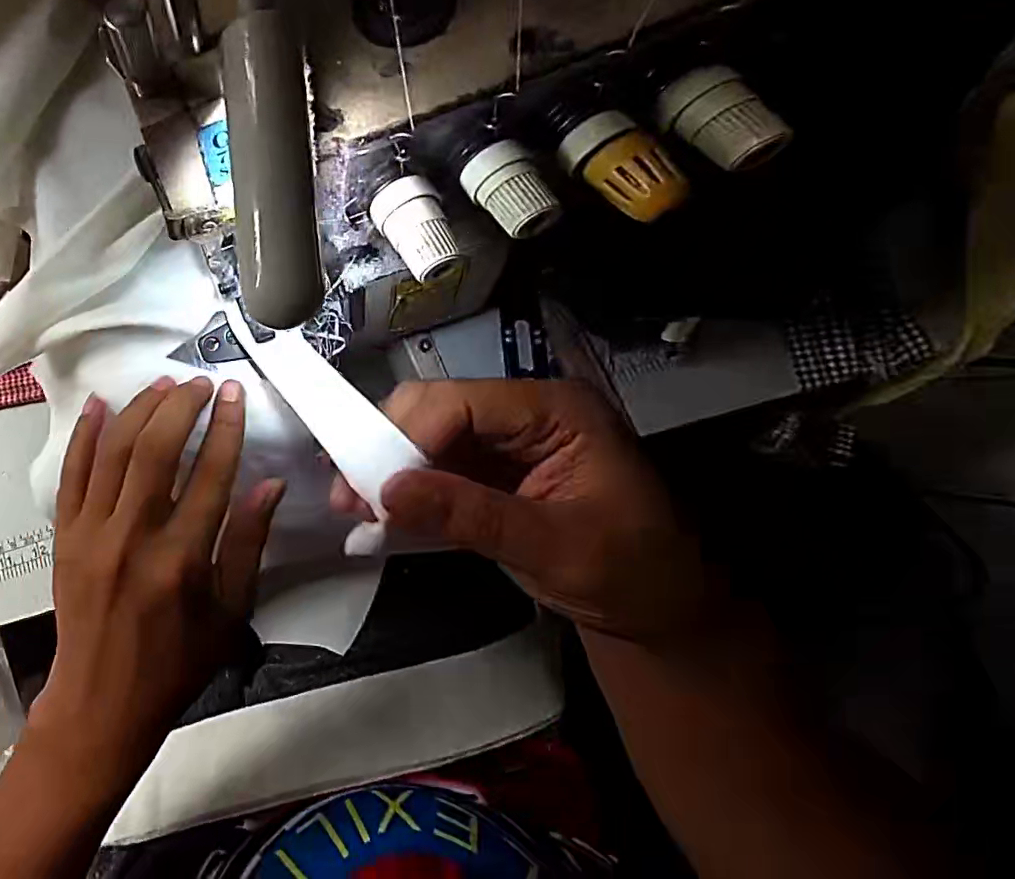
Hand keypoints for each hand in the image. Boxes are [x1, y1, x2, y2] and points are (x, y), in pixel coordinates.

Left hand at [32, 376, 285, 776]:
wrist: (102, 701)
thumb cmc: (175, 663)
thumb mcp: (230, 613)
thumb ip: (248, 544)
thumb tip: (269, 485)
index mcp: (181, 560)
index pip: (210, 474)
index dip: (225, 427)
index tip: (234, 394)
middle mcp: (133, 537)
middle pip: (156, 450)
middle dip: (181, 406)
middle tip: (201, 384)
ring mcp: (90, 533)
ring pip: (115, 452)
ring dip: (140, 410)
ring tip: (163, 385)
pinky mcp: (63, 536)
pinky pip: (72, 474)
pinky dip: (85, 435)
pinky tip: (100, 404)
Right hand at [331, 380, 712, 642]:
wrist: (662, 611)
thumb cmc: (636, 575)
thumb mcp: (558, 548)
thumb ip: (472, 516)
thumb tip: (389, 494)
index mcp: (556, 410)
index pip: (464, 403)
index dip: (411, 436)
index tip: (374, 484)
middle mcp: (522, 412)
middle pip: (434, 408)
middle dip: (388, 447)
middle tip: (352, 494)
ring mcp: (501, 440)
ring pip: (423, 433)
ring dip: (385, 467)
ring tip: (354, 505)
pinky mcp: (485, 468)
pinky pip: (429, 464)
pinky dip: (401, 487)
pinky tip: (377, 509)